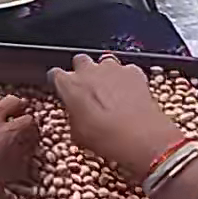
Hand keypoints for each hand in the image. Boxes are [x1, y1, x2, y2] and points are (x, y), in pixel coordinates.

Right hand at [47, 54, 183, 174]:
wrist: (142, 138)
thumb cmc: (106, 137)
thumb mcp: (78, 134)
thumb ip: (73, 116)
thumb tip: (76, 114)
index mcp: (68, 84)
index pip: (55, 74)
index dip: (58, 82)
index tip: (62, 90)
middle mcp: (88, 71)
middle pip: (80, 60)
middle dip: (82, 71)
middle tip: (86, 89)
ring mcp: (112, 69)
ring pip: (104, 62)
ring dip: (104, 73)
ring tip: (109, 91)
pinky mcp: (134, 72)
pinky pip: (126, 70)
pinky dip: (126, 79)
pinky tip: (128, 94)